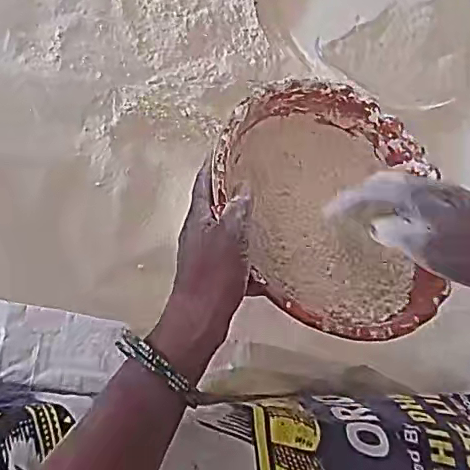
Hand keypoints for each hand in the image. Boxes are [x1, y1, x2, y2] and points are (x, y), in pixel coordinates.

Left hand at [150, 161, 253, 373]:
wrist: (200, 323)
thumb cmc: (212, 277)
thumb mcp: (228, 239)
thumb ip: (235, 212)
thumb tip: (244, 189)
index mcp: (198, 219)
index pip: (203, 182)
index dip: (214, 163)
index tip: (228, 145)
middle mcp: (199, 234)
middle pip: (215, 205)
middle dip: (233, 191)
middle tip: (257, 176)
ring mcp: (206, 256)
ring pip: (228, 232)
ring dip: (245, 223)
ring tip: (270, 213)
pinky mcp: (217, 276)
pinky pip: (237, 259)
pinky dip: (252, 257)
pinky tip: (272, 261)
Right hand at [326, 172, 469, 293]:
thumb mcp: (431, 252)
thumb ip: (400, 236)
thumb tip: (377, 226)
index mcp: (422, 195)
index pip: (375, 189)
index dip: (349, 200)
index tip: (328, 211)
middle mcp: (434, 187)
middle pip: (390, 180)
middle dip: (364, 192)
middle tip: (345, 207)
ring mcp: (450, 193)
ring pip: (406, 185)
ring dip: (383, 194)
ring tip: (369, 210)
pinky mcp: (463, 204)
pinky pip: (419, 193)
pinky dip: (401, 200)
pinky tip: (405, 215)